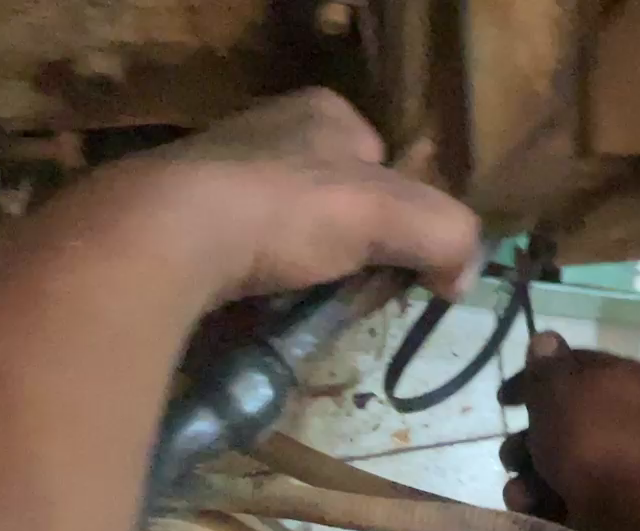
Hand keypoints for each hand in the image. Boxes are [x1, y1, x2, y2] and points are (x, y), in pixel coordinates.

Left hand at [106, 88, 482, 302]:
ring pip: (282, 230)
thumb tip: (466, 277)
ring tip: (296, 308)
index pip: (379, 164)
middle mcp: (267, 133)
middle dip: (343, 248)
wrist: (173, 235)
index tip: (388, 263)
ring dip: (298, 270)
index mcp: (321, 114)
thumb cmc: (286, 209)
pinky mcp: (181, 222)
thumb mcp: (387, 212)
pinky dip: (253, 282)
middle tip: (342, 294)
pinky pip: (237, 253)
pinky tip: (252, 306)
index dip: (394, 216)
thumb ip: (444, 234)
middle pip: (330, 200)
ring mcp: (218, 175)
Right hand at [497, 331, 639, 520]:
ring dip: (525, 475)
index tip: (502, 399)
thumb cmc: (592, 438)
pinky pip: (558, 493)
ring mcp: (609, 461)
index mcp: (614, 379)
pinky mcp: (601, 499)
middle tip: (513, 453)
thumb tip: (544, 339)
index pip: (567, 367)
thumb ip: (545, 367)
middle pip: (553, 421)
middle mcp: (615, 417)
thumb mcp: (559, 390)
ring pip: (549, 462)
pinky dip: (540, 501)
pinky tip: (533, 507)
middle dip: (523, 440)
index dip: (531, 379)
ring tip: (522, 489)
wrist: (633, 508)